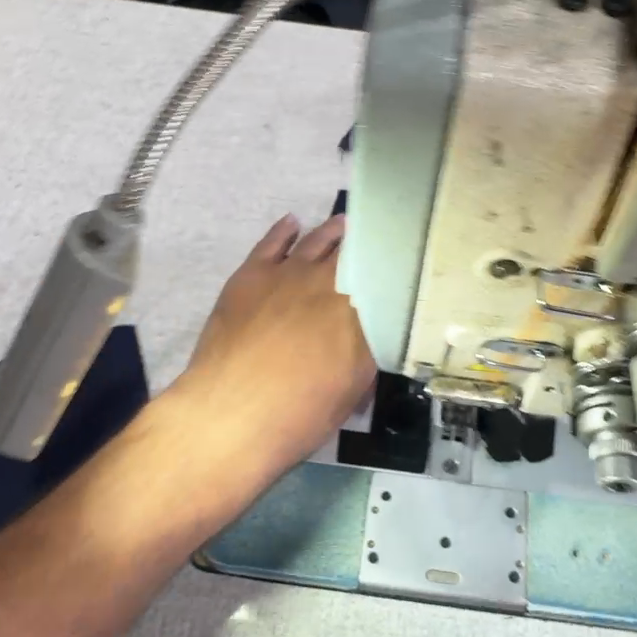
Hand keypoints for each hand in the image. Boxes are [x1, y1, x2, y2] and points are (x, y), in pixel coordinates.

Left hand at [170, 214, 374, 480]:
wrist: (234, 413)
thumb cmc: (303, 411)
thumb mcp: (353, 390)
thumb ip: (367, 356)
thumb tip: (372, 342)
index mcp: (361, 309)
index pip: (386, 276)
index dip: (394, 267)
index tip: (402, 262)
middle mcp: (330, 281)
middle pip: (353, 252)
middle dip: (367, 246)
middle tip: (378, 238)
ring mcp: (288, 273)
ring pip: (316, 242)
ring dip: (332, 232)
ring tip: (344, 224)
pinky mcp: (251, 274)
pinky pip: (272, 243)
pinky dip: (284, 231)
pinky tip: (292, 223)